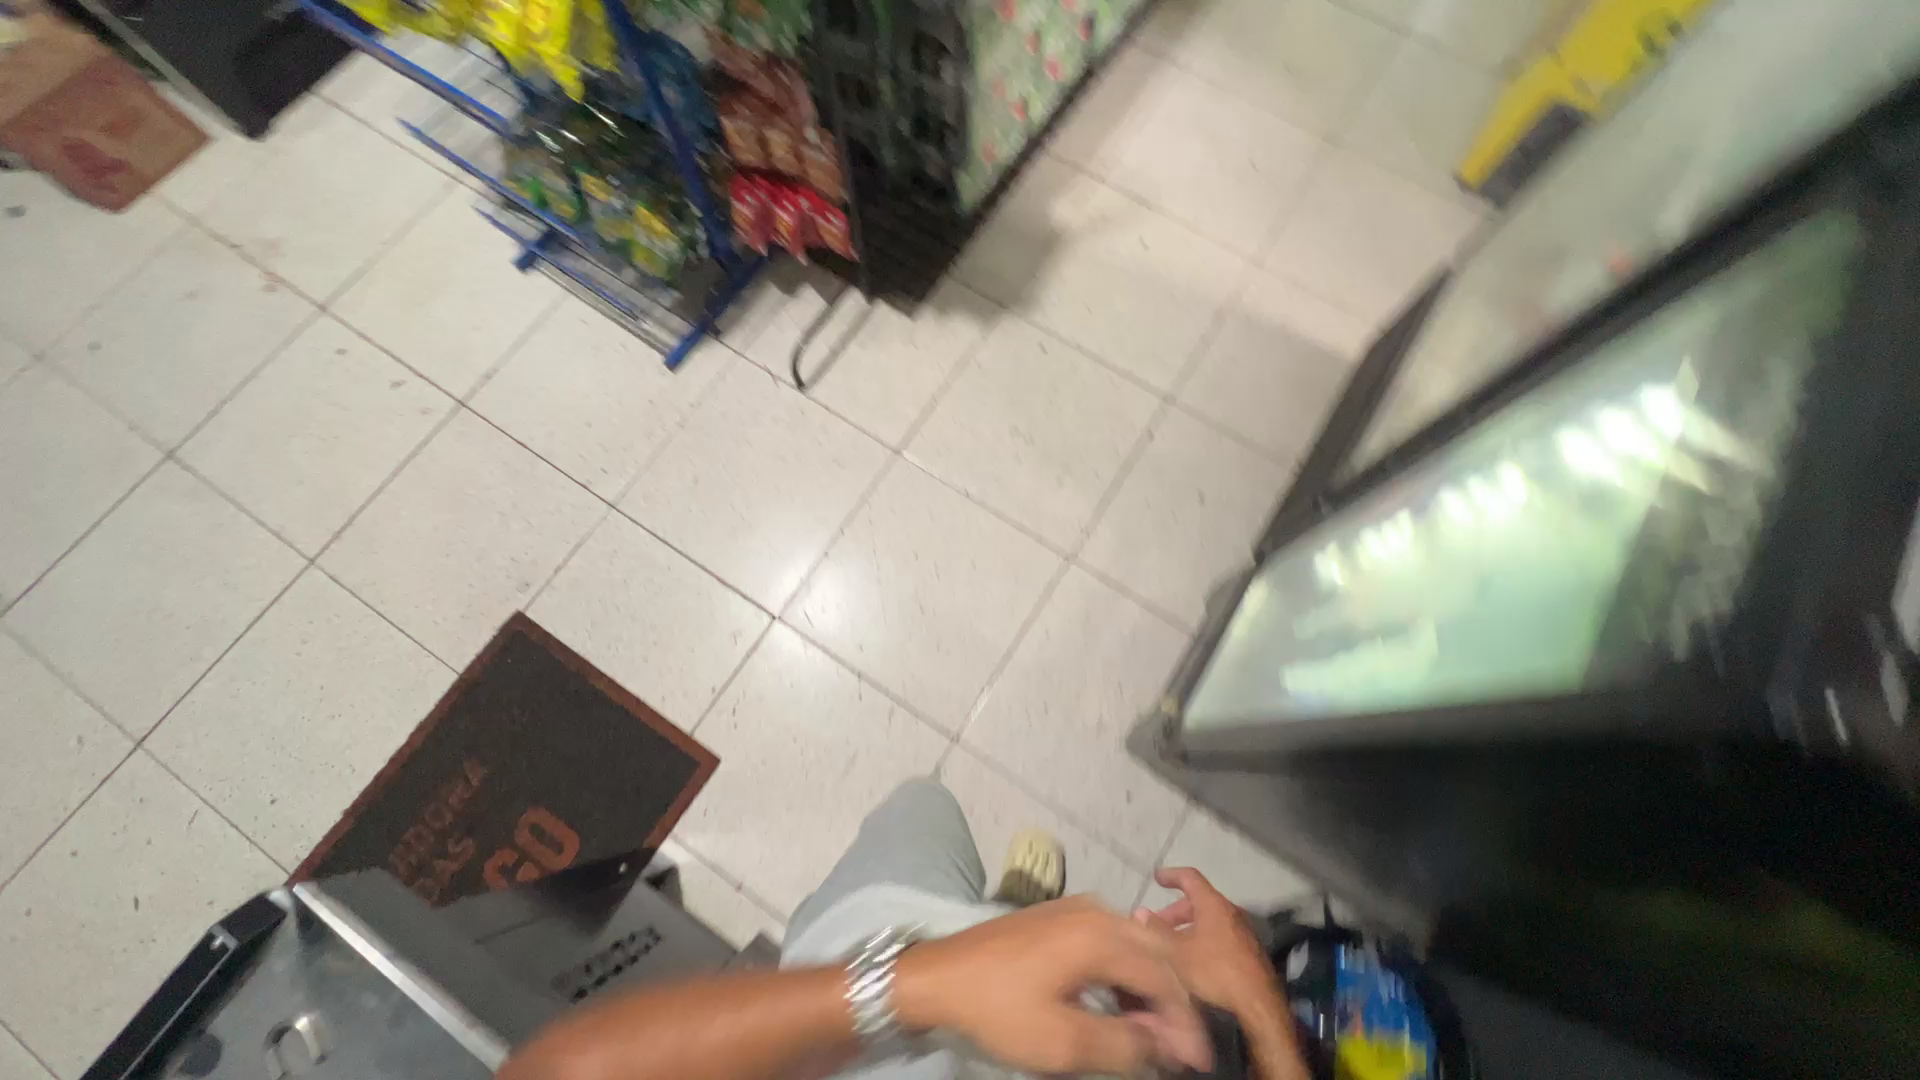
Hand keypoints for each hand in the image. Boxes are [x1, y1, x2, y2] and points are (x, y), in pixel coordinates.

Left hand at [892, 895, 1212, 1074]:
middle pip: (1156, 950)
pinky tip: (1119, 1000)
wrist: (940, 975)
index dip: (1185, 1022)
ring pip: (1135, 941)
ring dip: (1150, 983)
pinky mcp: (1058, 914)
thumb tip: (1167, 1044)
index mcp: (1099, 936)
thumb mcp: (1062, 1042)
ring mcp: (1075, 908)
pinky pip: (1111, 936)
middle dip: (1174, 999)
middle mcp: (1094, 911)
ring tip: (1151, 1030)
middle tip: (1179, 1046)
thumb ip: (1124, 1044)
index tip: (1197, 1062)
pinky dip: (1125, 968)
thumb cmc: (999, 1008)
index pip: (1163, 977)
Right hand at [1137, 868, 1283, 1022]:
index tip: (1157, 878)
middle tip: (1158, 925)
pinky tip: (1196, 959)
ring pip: (1210, 920)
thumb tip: (1141, 912)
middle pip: (1199, 901)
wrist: (1259, 1004)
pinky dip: (1204, 938)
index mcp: (1213, 904)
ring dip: (1190, 927)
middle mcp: (1230, 911)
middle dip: (1176, 911)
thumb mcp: (1178, 952)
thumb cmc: (1214, 970)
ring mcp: (1243, 931)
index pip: (1190, 877)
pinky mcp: (1251, 951)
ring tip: (1174, 945)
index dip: (1171, 875)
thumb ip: (1158, 930)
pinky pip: (1222, 935)